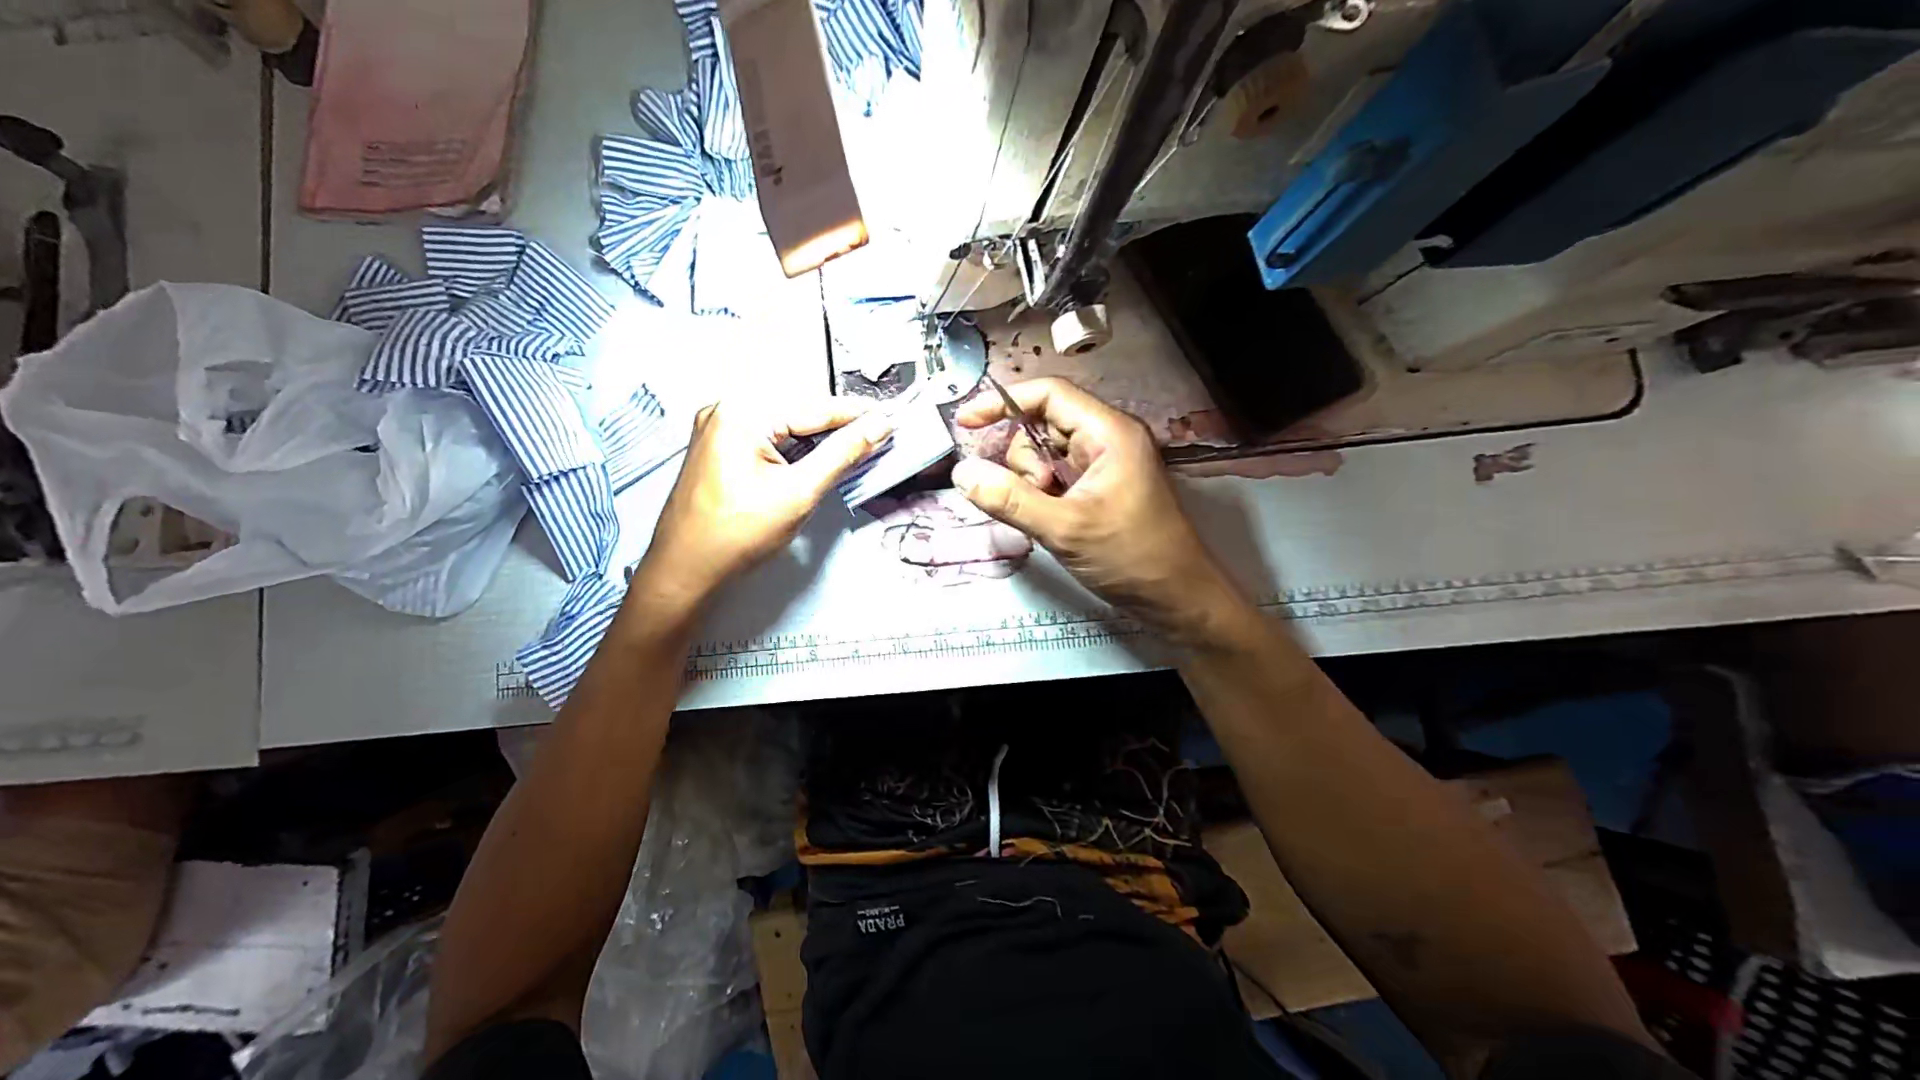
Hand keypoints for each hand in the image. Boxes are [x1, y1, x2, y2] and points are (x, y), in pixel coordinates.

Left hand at [637, 399, 891, 611]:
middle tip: (877, 435)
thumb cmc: (731, 536)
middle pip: (799, 412)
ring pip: (785, 426)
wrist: (686, 570)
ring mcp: (719, 430)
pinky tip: (818, 462)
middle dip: (838, 426)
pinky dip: (796, 450)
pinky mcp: (721, 450)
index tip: (887, 417)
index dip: (856, 414)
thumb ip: (842, 454)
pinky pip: (769, 439)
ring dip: (818, 440)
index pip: (814, 407)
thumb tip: (874, 428)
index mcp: (741, 413)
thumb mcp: (800, 492)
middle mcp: (725, 412)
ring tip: (854, 450)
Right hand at [950, 377, 1248, 643]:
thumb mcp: (1064, 528)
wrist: (1177, 598)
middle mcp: (1107, 439)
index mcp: (1108, 432)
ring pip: (1045, 453)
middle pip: (1042, 424)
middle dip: (1023, 458)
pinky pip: (1056, 476)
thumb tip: (962, 473)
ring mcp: (1104, 464)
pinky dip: (1041, 493)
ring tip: (1046, 514)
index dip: (1002, 402)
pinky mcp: (1099, 488)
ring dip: (1031, 480)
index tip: (966, 424)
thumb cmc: (1131, 557)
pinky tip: (1046, 518)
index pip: (1048, 394)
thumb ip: (1010, 500)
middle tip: (1031, 495)